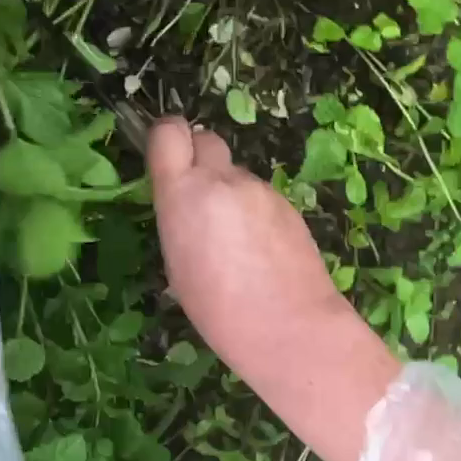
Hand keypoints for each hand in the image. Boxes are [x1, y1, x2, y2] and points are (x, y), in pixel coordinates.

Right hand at [147, 116, 400, 460]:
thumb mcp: (177, 263)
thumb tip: (188, 202)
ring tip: (236, 240)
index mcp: (183, 193)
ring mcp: (257, 187)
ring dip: (229, 191)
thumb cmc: (220, 311)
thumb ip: (179, 215)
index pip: (168, 131)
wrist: (294, 330)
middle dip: (199, 157)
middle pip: (205, 138)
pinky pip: (258, 194)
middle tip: (200, 195)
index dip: (167, 139)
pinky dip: (253, 210)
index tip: (168, 159)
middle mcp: (220, 179)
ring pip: (234, 172)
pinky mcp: (286, 201)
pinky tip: (261, 249)